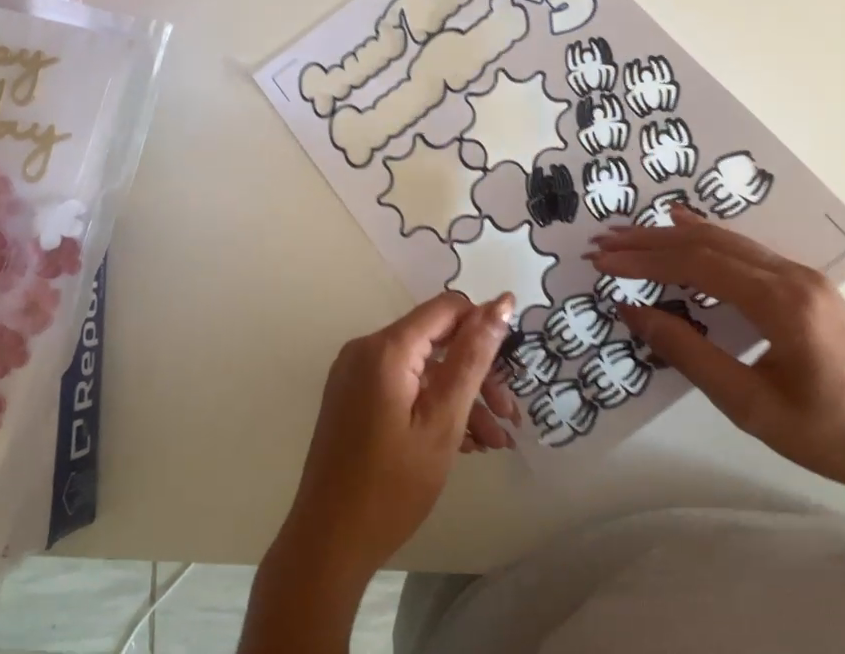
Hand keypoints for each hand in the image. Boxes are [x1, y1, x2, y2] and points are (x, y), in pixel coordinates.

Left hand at [276, 291, 516, 578]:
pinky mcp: (352, 399)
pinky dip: (433, 406)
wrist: (330, 540)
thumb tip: (502, 303)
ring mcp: (354, 375)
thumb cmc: (392, 485)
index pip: (448, 308)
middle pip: (436, 339)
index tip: (514, 369)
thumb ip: (472, 358)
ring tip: (494, 442)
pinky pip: (403, 386)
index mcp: (386, 347)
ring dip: (461, 397)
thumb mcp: (443, 421)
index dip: (485, 328)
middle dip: (478, 373)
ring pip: (422, 367)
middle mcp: (365, 349)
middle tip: (509, 418)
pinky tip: (464, 443)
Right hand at [589, 208, 844, 495]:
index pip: (697, 265)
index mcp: (781, 303)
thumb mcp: (747, 404)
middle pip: (709, 244)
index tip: (602, 262)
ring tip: (629, 235)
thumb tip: (633, 311)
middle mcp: (793, 277)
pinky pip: (746, 252)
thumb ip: (688, 352)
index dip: (644, 261)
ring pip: (728, 242)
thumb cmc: (827, 434)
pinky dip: (706, 241)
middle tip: (603, 242)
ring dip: (674, 238)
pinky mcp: (808, 288)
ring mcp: (805, 278)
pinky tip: (685, 230)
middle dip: (651, 242)